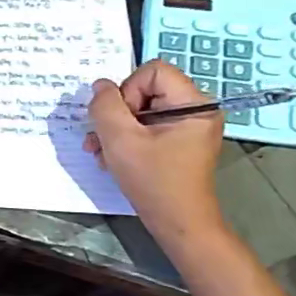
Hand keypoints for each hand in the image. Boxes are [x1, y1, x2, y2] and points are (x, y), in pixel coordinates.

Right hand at [85, 60, 227, 239]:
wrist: (178, 224)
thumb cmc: (154, 181)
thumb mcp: (120, 140)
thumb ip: (105, 106)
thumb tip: (100, 86)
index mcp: (193, 104)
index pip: (152, 71)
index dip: (128, 90)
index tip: (121, 121)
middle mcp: (196, 110)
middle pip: (145, 90)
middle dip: (118, 114)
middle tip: (102, 139)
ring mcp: (188, 128)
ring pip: (142, 110)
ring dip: (116, 129)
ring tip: (100, 151)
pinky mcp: (179, 143)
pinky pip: (148, 127)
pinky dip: (128, 139)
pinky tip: (112, 158)